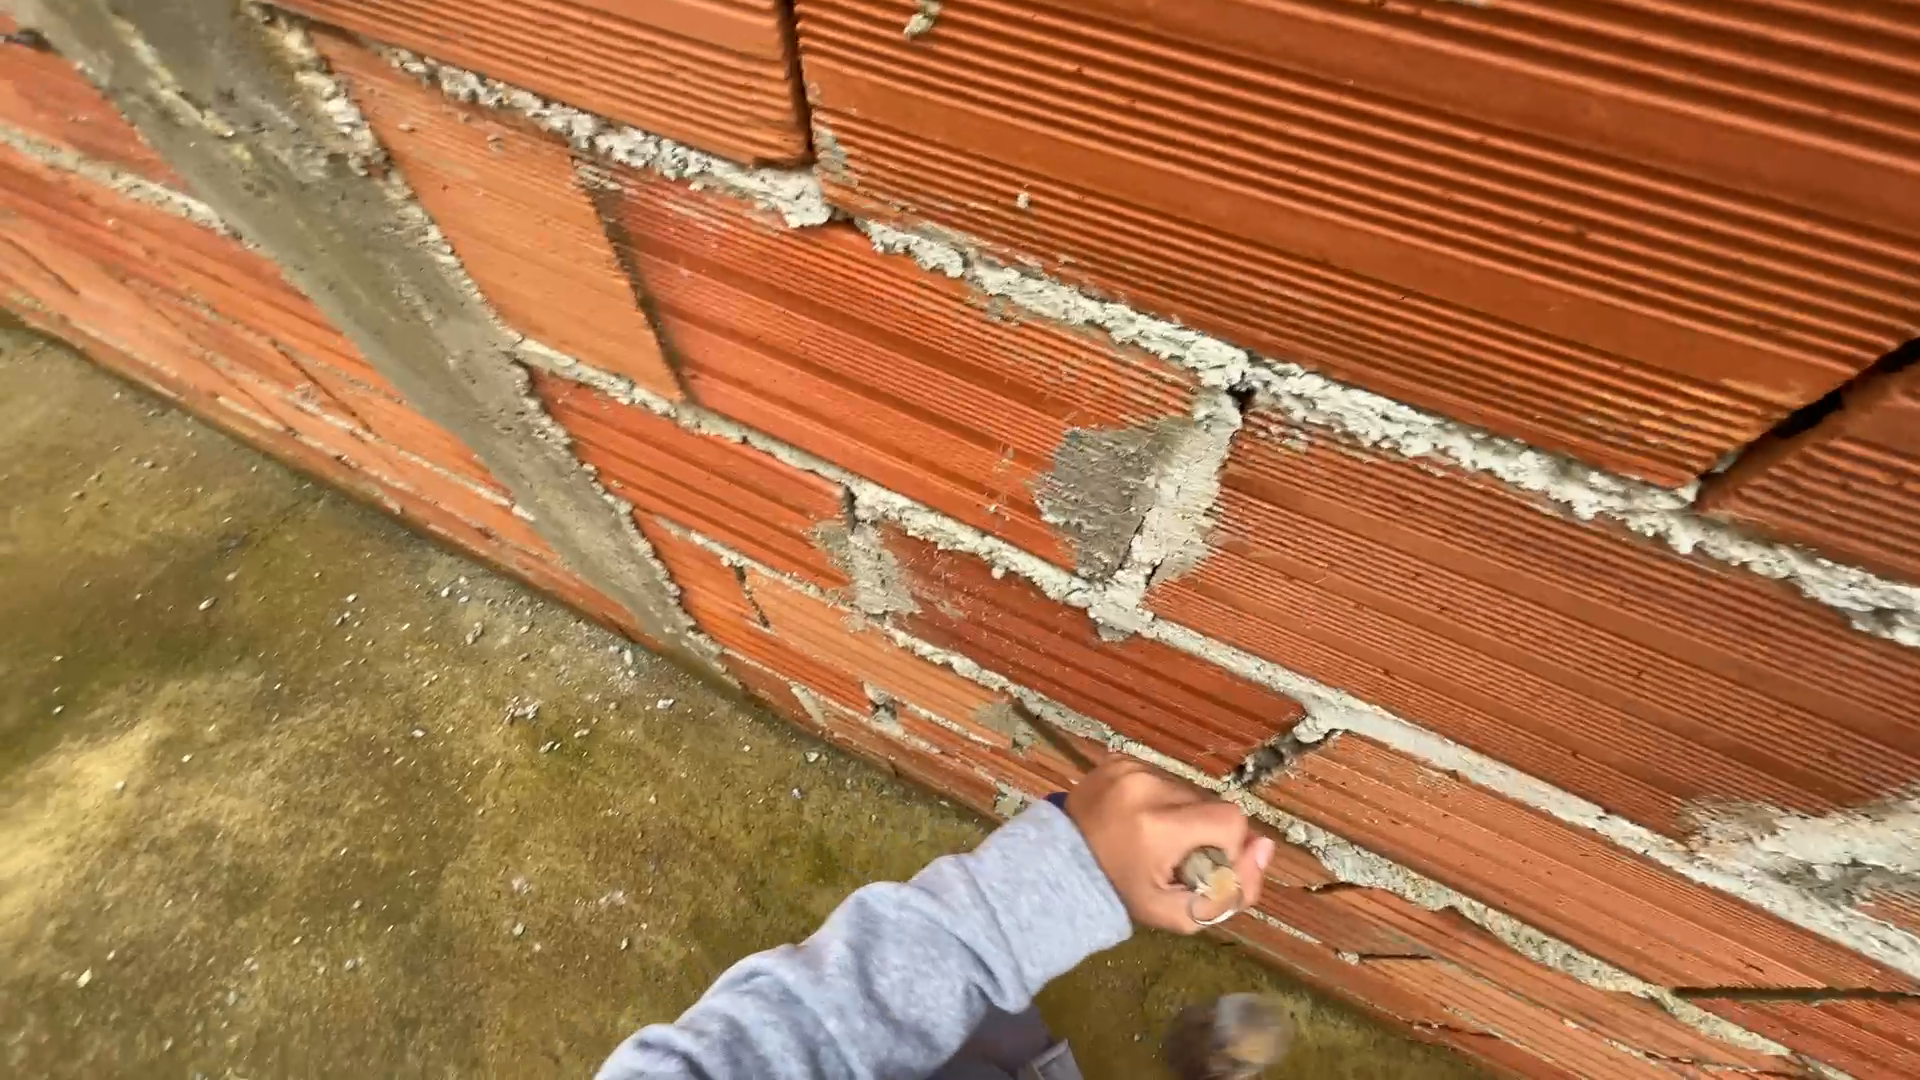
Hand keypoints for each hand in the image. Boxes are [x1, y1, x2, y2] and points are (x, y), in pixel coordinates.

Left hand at [1064, 755, 1272, 932]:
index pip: (1230, 819)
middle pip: (1210, 802)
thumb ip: (1233, 891)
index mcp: (1158, 825)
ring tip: (1154, 834)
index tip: (1203, 863)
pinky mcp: (1121, 757)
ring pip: (1188, 788)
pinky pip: (1163, 775)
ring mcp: (1131, 765)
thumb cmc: (1121, 891)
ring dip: (1184, 812)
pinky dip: (1161, 796)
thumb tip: (1265, 845)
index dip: (1229, 846)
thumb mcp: (1180, 913)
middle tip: (1175, 853)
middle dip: (1205, 830)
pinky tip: (1140, 816)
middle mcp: (1146, 785)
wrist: (1062, 861)